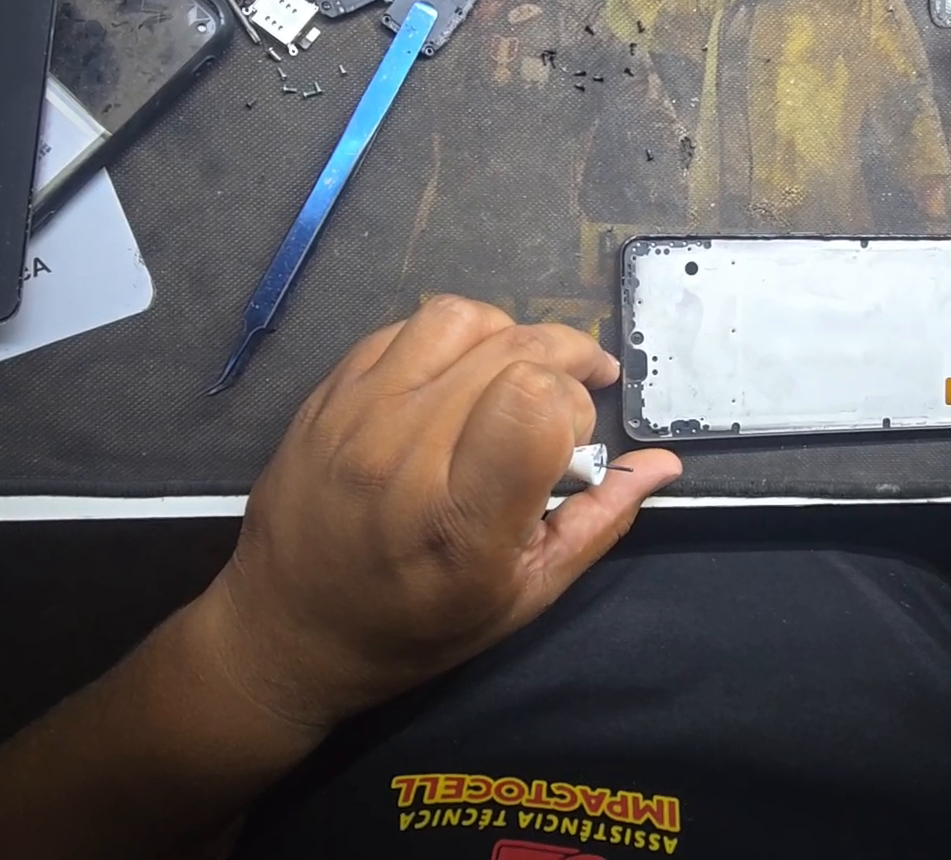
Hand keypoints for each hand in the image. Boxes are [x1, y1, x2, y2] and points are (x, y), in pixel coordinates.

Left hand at [204, 295, 681, 733]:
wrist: (287, 632)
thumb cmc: (415, 629)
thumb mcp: (524, 595)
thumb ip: (599, 521)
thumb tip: (664, 465)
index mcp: (461, 518)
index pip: (535, 399)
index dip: (573, 404)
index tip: (574, 437)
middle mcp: (405, 451)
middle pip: (513, 348)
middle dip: (566, 359)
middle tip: (575, 391)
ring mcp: (358, 412)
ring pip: (460, 317)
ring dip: (509, 335)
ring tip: (516, 374)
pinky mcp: (330, 392)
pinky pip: (407, 326)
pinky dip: (454, 337)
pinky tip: (459, 375)